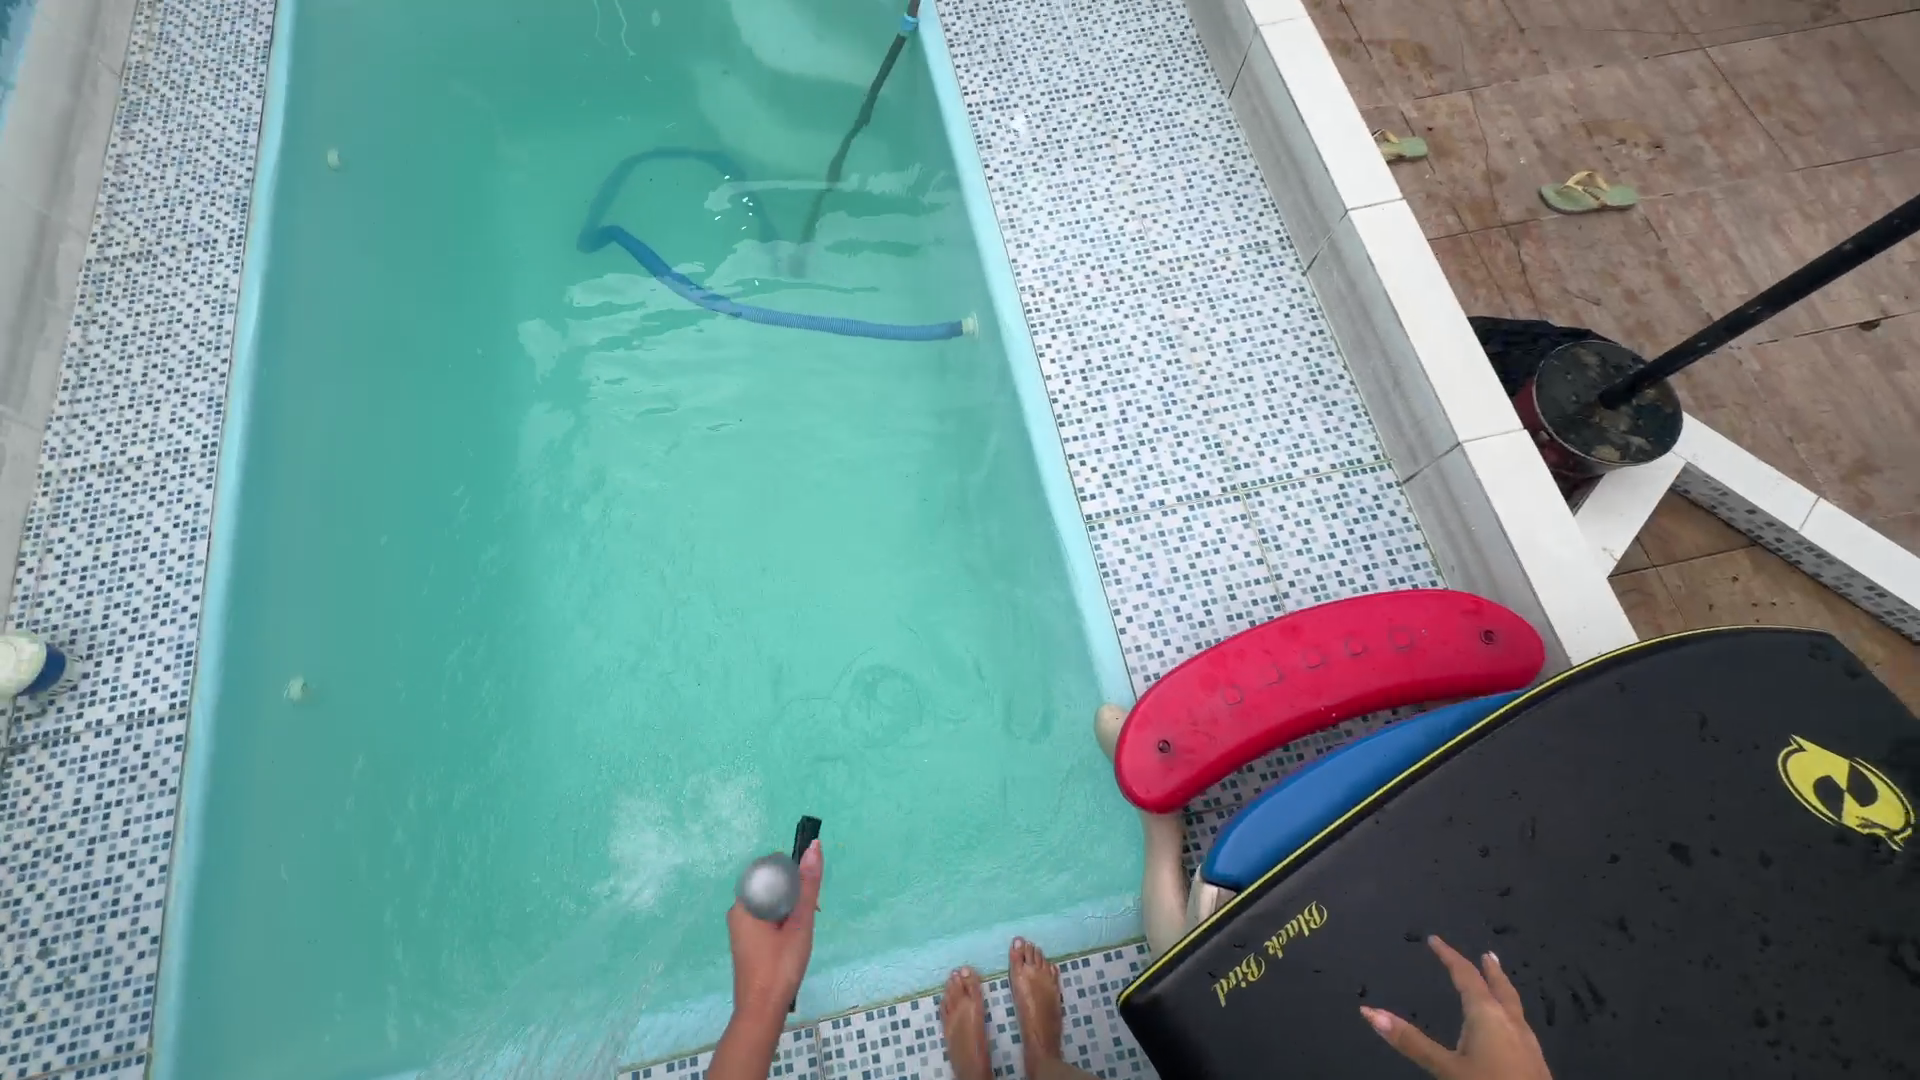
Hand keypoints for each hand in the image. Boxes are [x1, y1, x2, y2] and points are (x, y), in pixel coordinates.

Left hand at [726, 839, 824, 1020]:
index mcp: (746, 901)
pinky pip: (767, 915)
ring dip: (791, 908)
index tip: (807, 900)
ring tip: (801, 930)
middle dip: (795, 894)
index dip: (795, 877)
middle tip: (807, 918)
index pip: (773, 867)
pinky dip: (783, 920)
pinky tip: (792, 938)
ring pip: (772, 900)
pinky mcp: (747, 938)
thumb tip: (814, 846)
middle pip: (773, 883)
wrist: (762, 1011)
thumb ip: (808, 884)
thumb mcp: (800, 922)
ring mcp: (741, 925)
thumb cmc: (780, 965)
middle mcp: (739, 909)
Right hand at [1359, 936, 1551, 1079]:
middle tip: (1487, 955)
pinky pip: (1520, 1026)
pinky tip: (1509, 1031)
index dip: (1449, 956)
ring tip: (1497, 986)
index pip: (1466, 976)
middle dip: (1491, 971)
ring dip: (1503, 992)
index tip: (1435, 940)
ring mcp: (1528, 1045)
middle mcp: (1511, 1023)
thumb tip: (1367, 1011)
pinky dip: (1509, 1014)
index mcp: (1487, 1015)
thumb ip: (1410, 1040)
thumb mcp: (1446, 1069)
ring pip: (1514, 1008)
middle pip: (1500, 989)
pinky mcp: (1536, 1065)